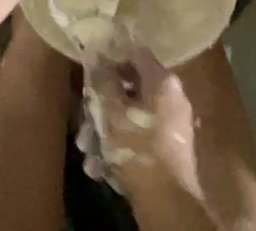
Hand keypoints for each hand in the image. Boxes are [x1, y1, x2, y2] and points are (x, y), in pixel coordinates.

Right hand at [78, 47, 199, 197]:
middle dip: (101, 105)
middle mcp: (172, 98)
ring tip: (86, 149)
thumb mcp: (112, 112)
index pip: (136, 53)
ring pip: (131, 118)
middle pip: (130, 89)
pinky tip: (99, 165)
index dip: (111, 55)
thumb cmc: (137, 148)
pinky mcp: (168, 150)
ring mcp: (172, 126)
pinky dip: (120, 147)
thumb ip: (103, 80)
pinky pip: (139, 138)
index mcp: (163, 82)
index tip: (91, 66)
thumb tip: (96, 52)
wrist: (167, 202)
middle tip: (83, 117)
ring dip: (105, 131)